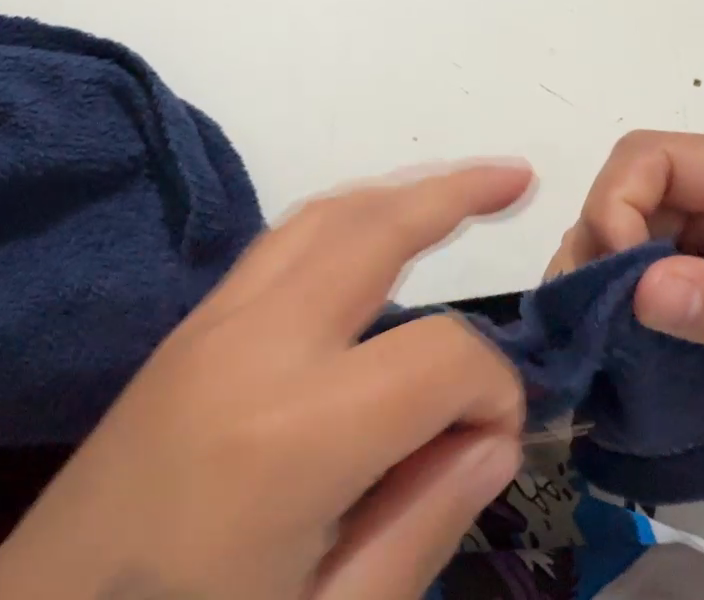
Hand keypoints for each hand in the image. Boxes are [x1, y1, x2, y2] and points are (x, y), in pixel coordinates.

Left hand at [0, 165, 531, 599]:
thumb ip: (421, 524)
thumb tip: (492, 439)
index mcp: (295, 430)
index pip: (442, 358)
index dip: (495, 394)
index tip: (493, 448)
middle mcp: (252, 344)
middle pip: (372, 232)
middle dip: (455, 195)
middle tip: (517, 179)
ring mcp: (210, 323)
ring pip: (318, 217)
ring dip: (392, 193)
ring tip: (454, 188)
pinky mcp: (186, 328)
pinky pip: (277, 246)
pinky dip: (340, 223)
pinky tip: (369, 241)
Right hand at [551, 132, 703, 433]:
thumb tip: (636, 288)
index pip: (658, 156)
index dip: (615, 203)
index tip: (613, 280)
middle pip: (631, 185)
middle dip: (598, 243)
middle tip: (590, 315)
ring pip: (626, 219)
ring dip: (601, 269)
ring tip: (600, 329)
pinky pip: (641, 256)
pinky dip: (617, 289)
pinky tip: (622, 330)